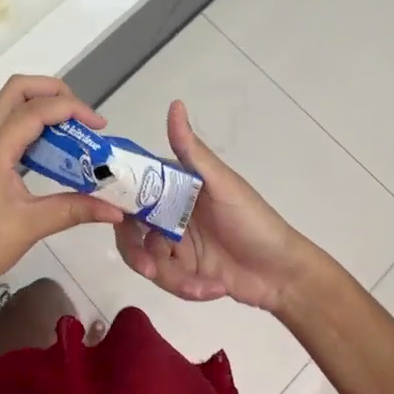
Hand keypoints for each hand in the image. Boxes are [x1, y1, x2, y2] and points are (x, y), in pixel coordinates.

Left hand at [0, 76, 124, 330]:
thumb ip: (74, 209)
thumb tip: (115, 209)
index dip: (71, 109)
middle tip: (81, 114)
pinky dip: (30, 121)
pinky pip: (5, 123)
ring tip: (71, 126)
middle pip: (16, 89)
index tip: (100, 125)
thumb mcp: (32, 226)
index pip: (36, 110)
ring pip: (8, 103)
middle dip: (52, 90)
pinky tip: (51, 146)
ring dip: (40, 103)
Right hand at [114, 100, 317, 314]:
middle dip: (136, 249)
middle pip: (129, 225)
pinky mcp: (182, 271)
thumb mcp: (224, 185)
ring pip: (144, 256)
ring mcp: (173, 242)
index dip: (115, 195)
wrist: (285, 276)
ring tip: (198, 285)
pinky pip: (165, 279)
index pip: (132, 184)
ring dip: (168, 275)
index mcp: (175, 184)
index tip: (108, 211)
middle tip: (149, 266)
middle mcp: (167, 210)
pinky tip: (213, 289)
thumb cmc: (255, 221)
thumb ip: (193, 151)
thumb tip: (175, 104)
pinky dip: (186, 287)